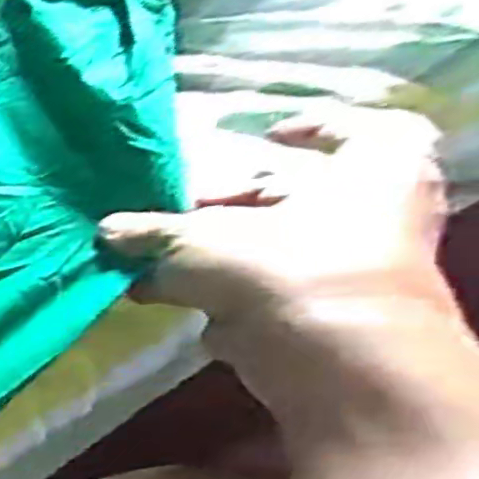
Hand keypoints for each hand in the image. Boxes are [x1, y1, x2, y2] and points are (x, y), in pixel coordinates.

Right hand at [100, 106, 452, 345]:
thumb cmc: (276, 264)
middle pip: (287, 194)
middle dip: (221, 205)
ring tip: (144, 257)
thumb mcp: (194, 236)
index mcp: (371, 169)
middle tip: (169, 212)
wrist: (317, 348)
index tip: (262, 136)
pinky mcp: (308, 305)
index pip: (355, 131)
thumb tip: (106, 228)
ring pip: (260, 242)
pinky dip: (202, 286)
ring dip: (201, 251)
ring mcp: (341, 261)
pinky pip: (246, 283)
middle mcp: (368, 210)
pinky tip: (149, 289)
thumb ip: (147, 229)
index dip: (310, 129)